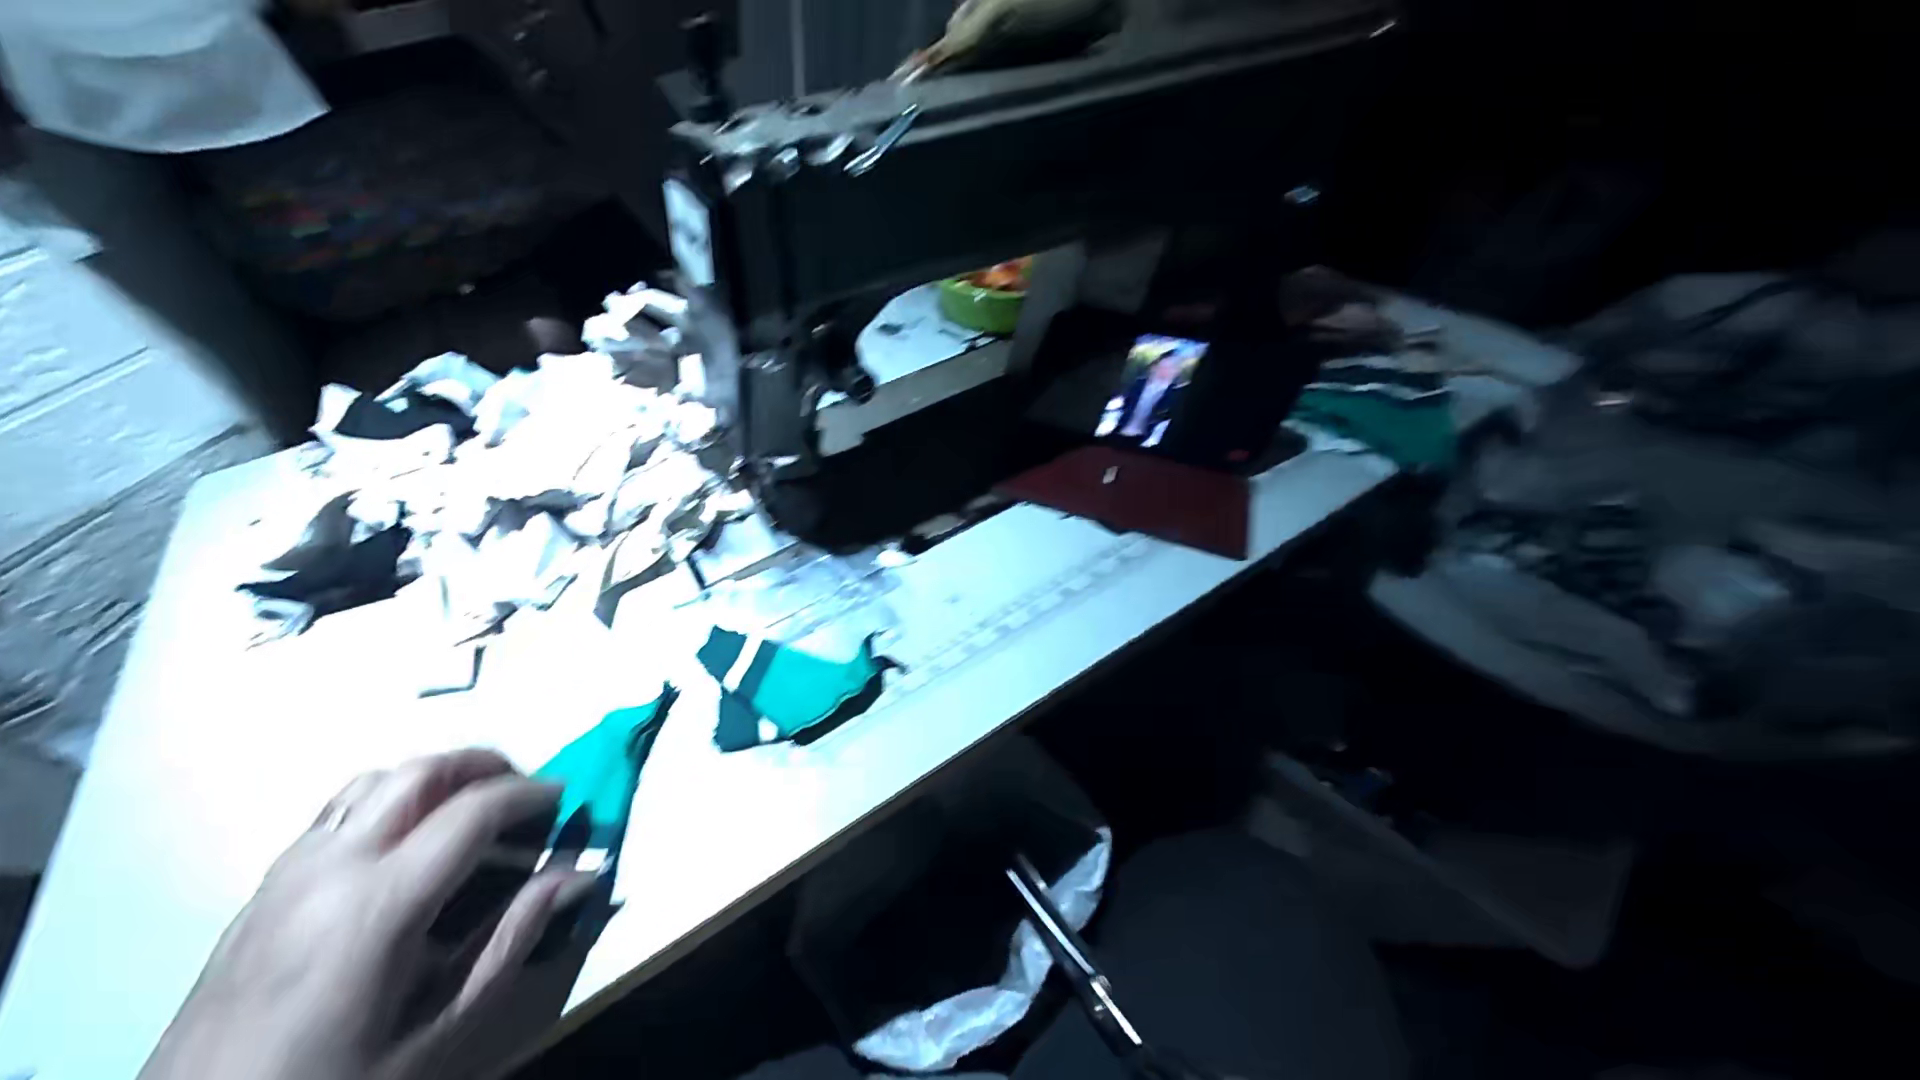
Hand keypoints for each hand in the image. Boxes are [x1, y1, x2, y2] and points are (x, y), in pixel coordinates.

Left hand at [140, 750, 594, 1079]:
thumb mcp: (440, 1029)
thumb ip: (513, 938)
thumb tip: (577, 875)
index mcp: (378, 904)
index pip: (473, 810)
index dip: (530, 793)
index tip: (565, 798)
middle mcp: (331, 868)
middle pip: (420, 773)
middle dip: (485, 766)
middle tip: (524, 790)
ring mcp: (288, 873)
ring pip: (375, 781)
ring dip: (436, 777)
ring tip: (470, 807)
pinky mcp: (263, 888)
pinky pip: (337, 813)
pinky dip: (390, 800)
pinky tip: (409, 841)